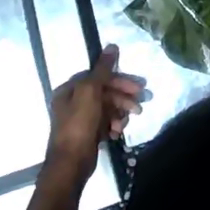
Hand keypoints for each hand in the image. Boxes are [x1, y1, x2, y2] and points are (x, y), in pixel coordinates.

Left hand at [46, 46, 144, 184]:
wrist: (71, 164)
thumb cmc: (79, 125)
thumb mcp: (90, 92)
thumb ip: (102, 69)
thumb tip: (112, 46)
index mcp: (70, 89)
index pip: (99, 77)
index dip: (120, 81)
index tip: (138, 88)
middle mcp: (73, 101)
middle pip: (105, 92)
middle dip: (123, 99)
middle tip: (139, 107)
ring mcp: (81, 118)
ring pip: (107, 108)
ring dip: (120, 113)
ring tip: (125, 123)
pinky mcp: (88, 133)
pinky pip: (105, 122)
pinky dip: (113, 125)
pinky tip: (117, 132)